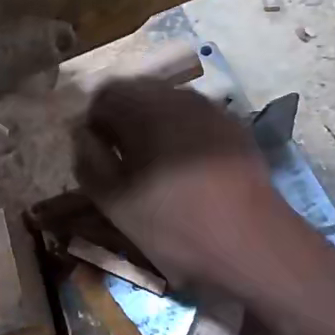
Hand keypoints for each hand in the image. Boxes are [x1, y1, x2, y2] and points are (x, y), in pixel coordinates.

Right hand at [73, 78, 320, 295]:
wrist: (253, 241)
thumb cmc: (176, 225)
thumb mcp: (116, 203)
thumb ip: (89, 162)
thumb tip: (82, 135)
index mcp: (145, 107)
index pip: (106, 93)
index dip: (94, 121)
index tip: (97, 154)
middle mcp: (179, 96)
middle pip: (139, 92)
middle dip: (124, 120)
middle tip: (123, 161)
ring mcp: (213, 108)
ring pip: (170, 103)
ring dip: (155, 125)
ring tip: (155, 166)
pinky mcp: (235, 126)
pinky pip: (197, 118)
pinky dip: (184, 133)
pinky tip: (189, 167)